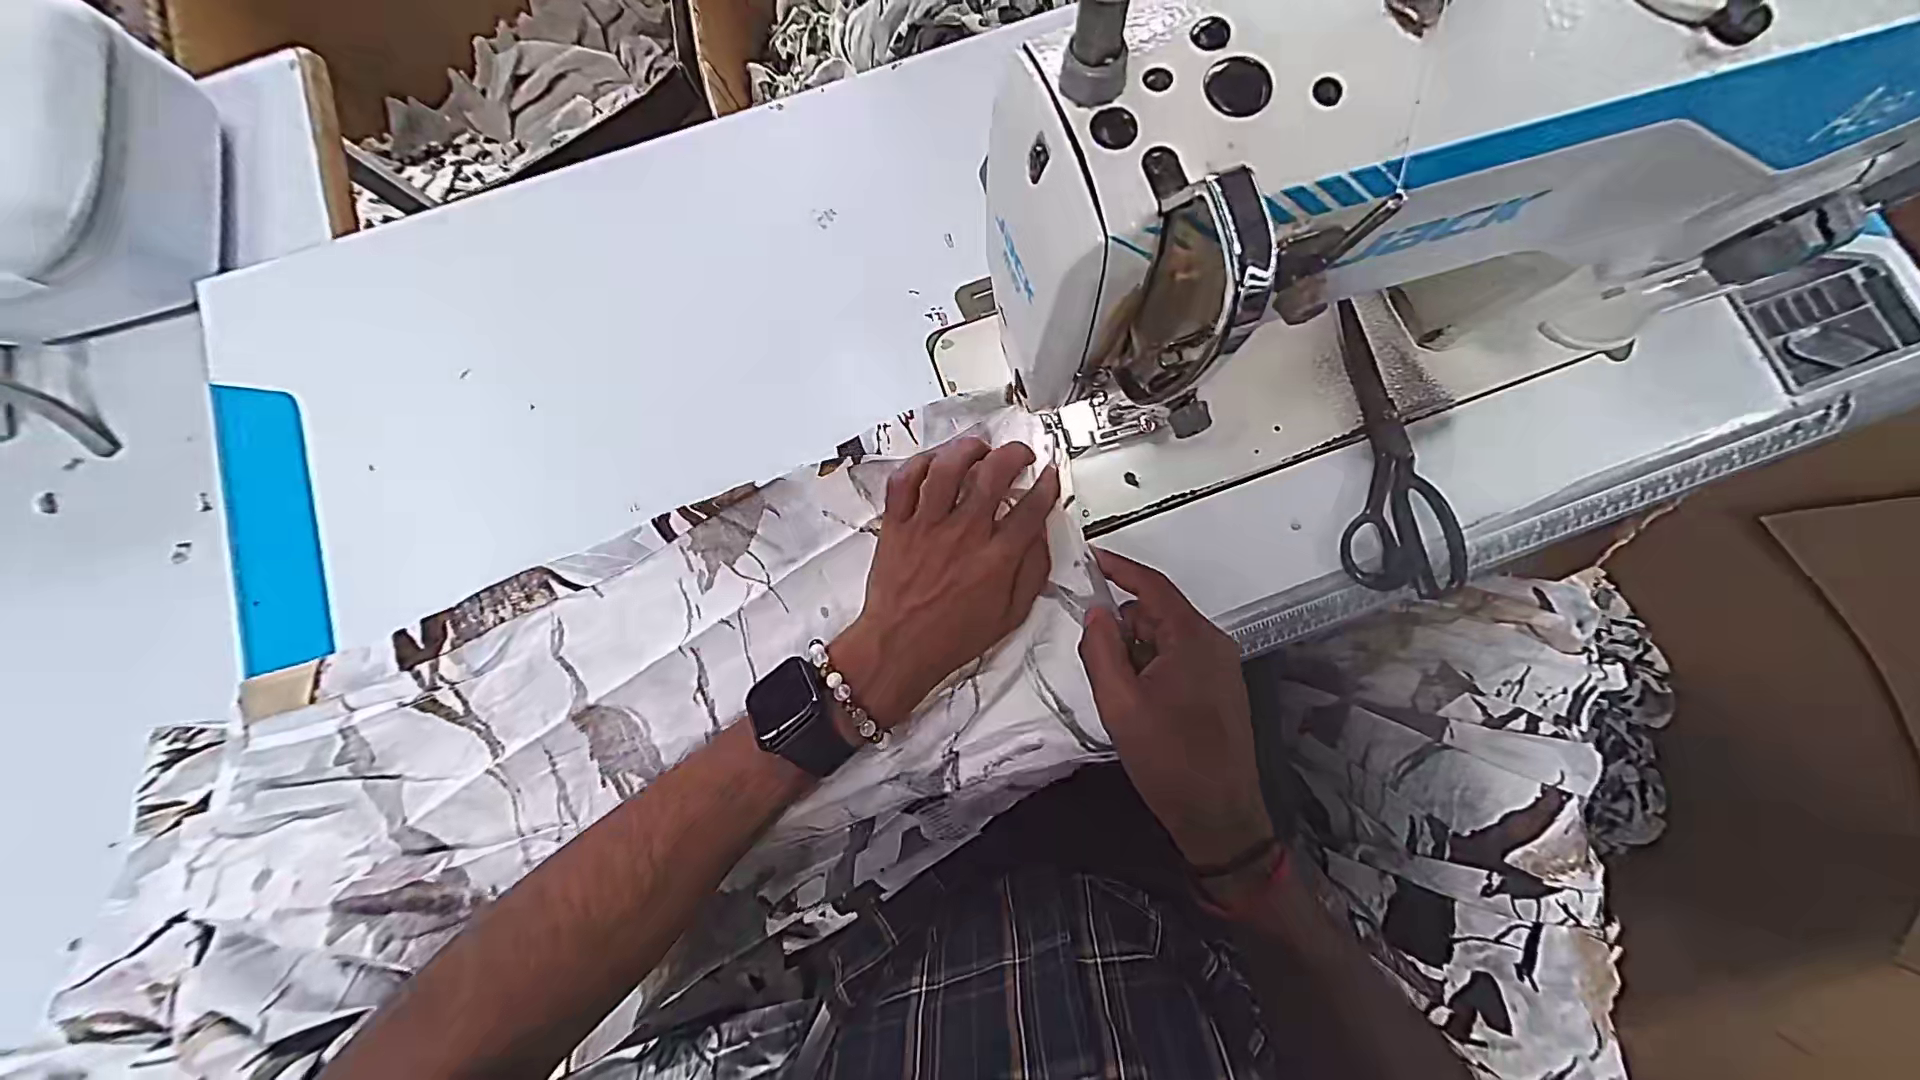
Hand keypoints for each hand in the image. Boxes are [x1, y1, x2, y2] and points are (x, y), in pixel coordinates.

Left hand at [830, 437, 1060, 728]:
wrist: (898, 648)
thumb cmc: (948, 638)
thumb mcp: (1010, 615)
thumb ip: (1032, 573)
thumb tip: (1040, 537)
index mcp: (995, 560)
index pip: (1031, 507)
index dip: (1046, 485)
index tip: (1048, 476)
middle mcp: (962, 536)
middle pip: (994, 474)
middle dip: (1014, 454)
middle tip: (1019, 454)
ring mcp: (927, 527)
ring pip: (948, 468)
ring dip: (968, 449)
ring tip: (978, 449)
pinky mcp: (897, 526)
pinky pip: (904, 482)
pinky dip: (920, 464)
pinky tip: (934, 463)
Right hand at [1077, 549, 1272, 867]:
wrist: (1219, 817)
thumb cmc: (1169, 760)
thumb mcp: (1120, 703)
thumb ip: (1101, 650)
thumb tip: (1097, 612)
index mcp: (1192, 639)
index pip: (1152, 587)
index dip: (1119, 567)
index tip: (1091, 556)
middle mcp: (1213, 644)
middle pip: (1155, 614)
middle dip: (1122, 629)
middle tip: (1097, 662)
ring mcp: (1220, 666)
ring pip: (1164, 639)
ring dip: (1135, 653)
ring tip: (1122, 696)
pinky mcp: (1219, 687)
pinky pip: (1177, 659)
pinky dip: (1151, 667)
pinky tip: (1140, 702)